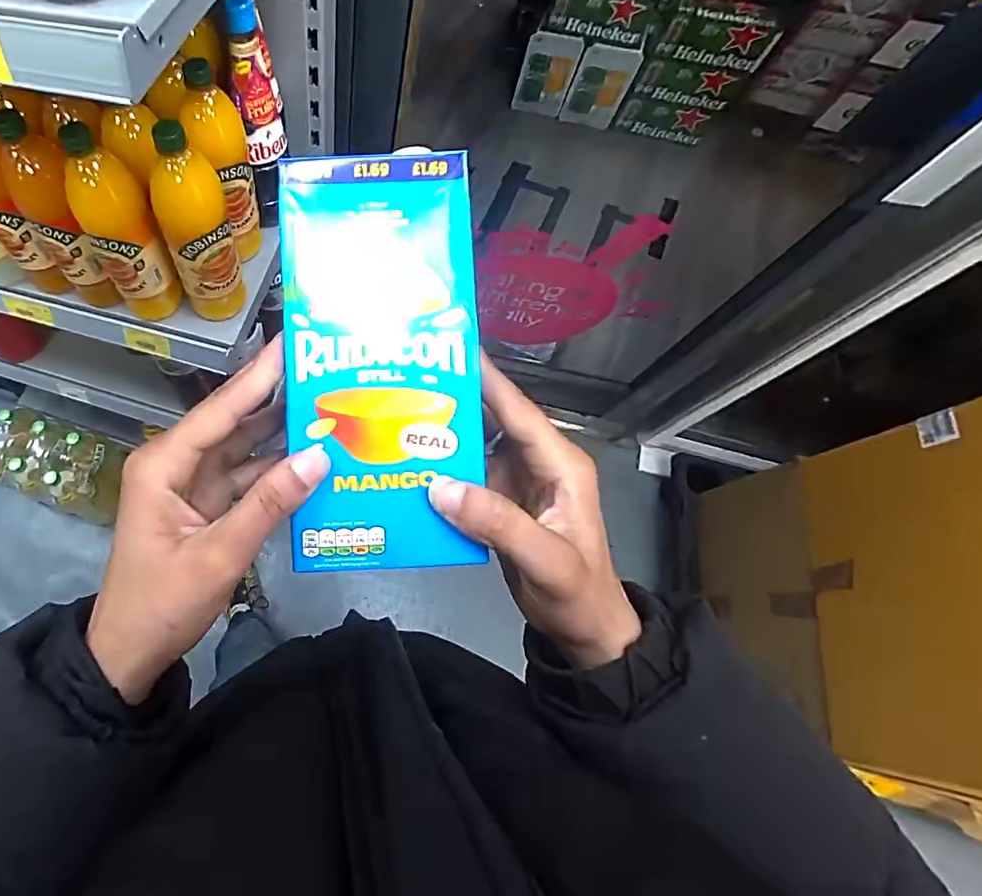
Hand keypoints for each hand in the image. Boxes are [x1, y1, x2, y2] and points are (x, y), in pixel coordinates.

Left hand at [87, 341, 328, 702]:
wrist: (129, 654)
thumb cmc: (161, 604)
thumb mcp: (218, 556)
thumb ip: (268, 505)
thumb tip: (319, 457)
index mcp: (163, 463)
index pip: (220, 410)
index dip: (257, 376)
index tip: (290, 343)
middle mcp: (176, 463)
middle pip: (232, 423)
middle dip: (274, 397)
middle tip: (320, 369)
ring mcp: (191, 485)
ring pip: (242, 449)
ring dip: (279, 433)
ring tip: (326, 406)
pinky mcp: (205, 506)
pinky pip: (245, 478)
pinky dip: (275, 471)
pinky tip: (310, 459)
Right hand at [427, 361, 640, 669]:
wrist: (585, 632)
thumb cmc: (577, 594)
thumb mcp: (546, 560)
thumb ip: (497, 522)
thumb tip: (439, 486)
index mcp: (559, 463)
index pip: (518, 411)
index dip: (486, 378)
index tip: (451, 349)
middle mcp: (535, 462)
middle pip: (491, 419)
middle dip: (452, 397)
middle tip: (406, 378)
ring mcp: (514, 481)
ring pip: (473, 444)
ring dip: (440, 431)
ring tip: (396, 410)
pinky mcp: (497, 500)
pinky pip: (463, 473)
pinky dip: (437, 466)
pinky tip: (406, 462)